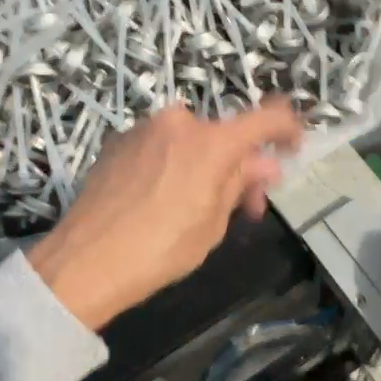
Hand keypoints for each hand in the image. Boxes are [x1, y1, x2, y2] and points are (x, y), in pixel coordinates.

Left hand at [27, 99, 303, 329]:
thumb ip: (239, 184)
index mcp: (211, 142)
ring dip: (203, 166)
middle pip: (223, 136)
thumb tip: (262, 164)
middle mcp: (177, 123)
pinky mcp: (115, 143)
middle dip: (239, 165)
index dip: (288, 128)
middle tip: (244, 206)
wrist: (86, 262)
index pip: (265, 119)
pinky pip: (159, 148)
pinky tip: (162, 201)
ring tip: (198, 208)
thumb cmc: (161, 249)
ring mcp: (142, 130)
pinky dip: (172, 166)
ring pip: (188, 142)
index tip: (294, 147)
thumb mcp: (212, 223)